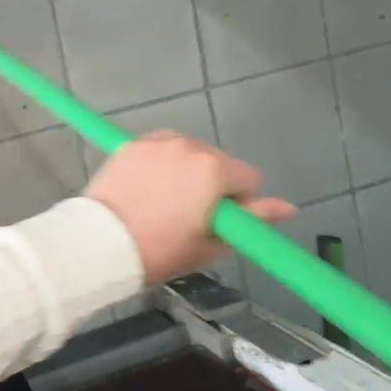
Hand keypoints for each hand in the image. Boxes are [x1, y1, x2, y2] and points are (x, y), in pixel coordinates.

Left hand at [82, 130, 295, 284]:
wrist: (101, 240)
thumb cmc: (161, 249)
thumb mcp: (212, 242)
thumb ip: (252, 219)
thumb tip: (288, 208)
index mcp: (215, 169)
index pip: (249, 178)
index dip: (239, 201)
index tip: (218, 221)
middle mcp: (189, 146)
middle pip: (217, 161)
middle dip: (211, 183)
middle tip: (188, 214)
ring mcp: (157, 142)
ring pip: (187, 152)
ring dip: (186, 169)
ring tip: (165, 200)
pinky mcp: (131, 144)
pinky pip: (159, 149)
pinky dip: (160, 162)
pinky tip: (148, 186)